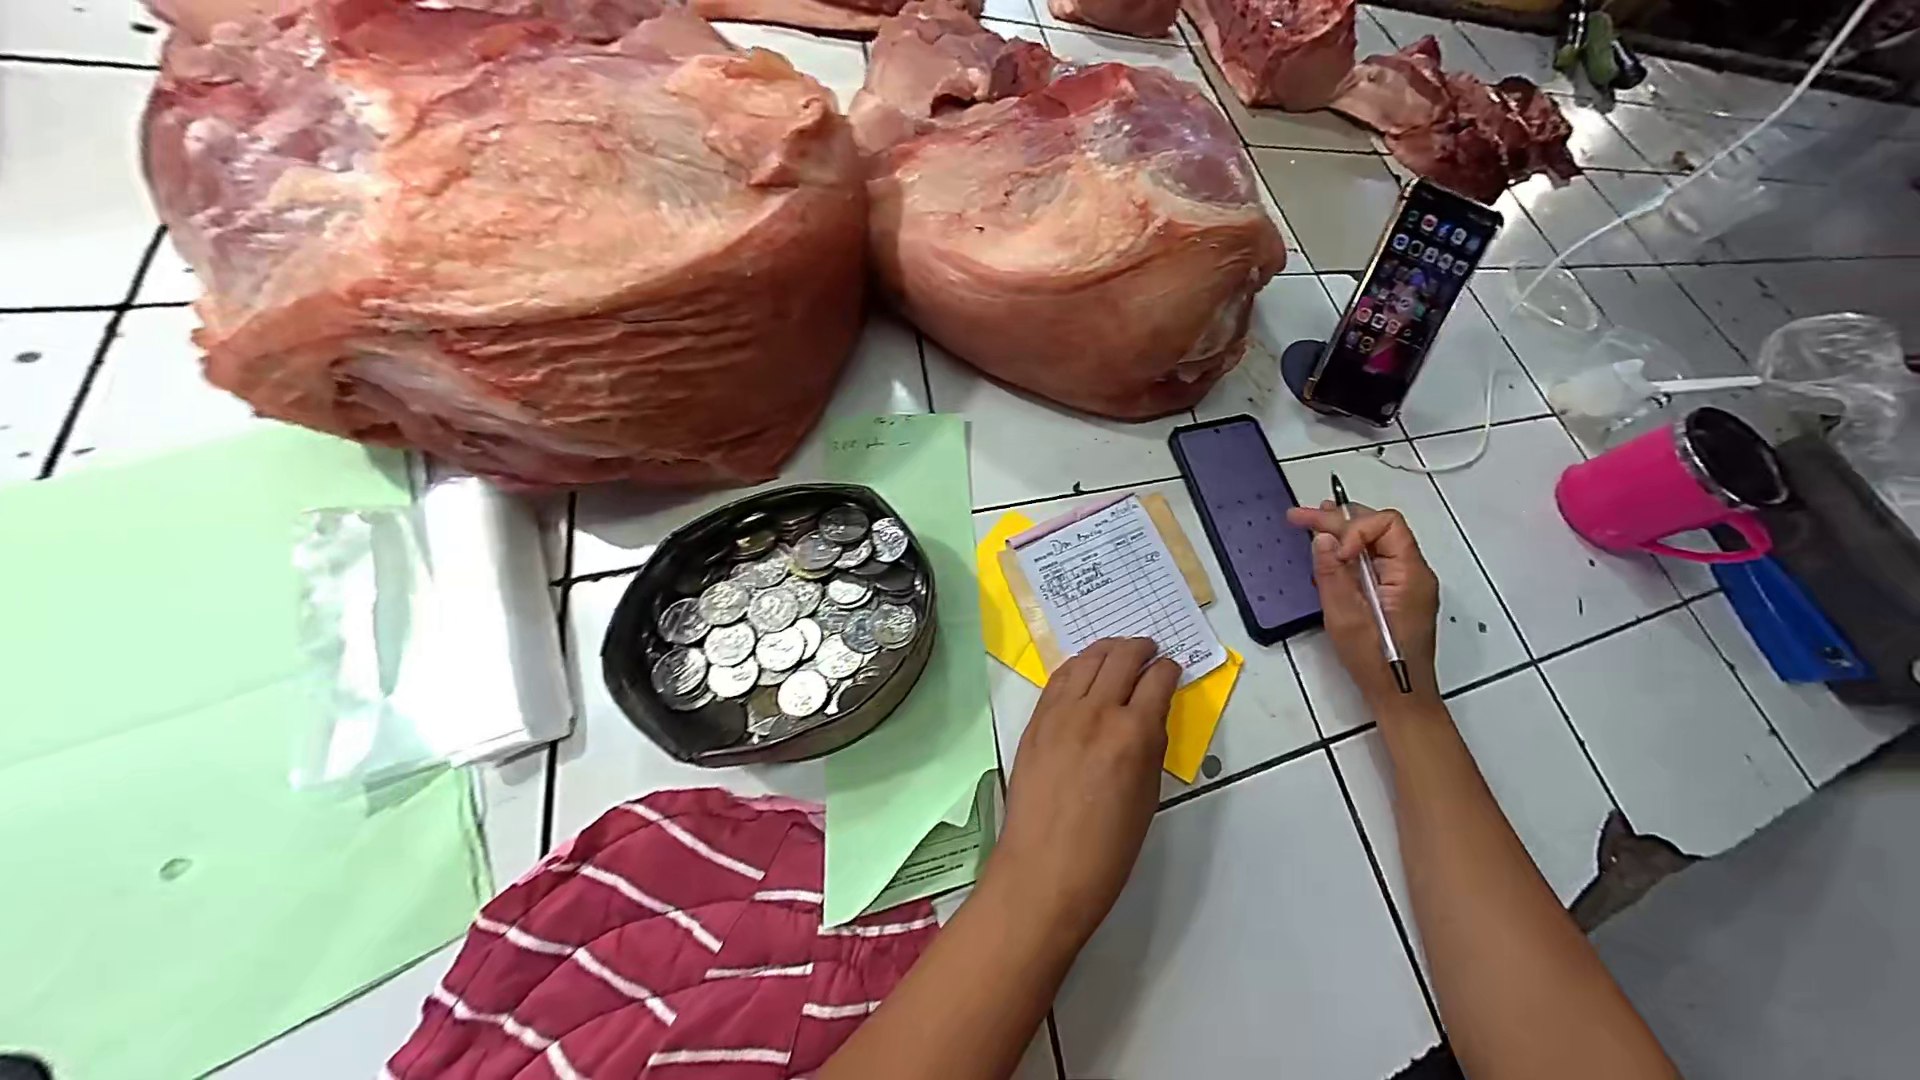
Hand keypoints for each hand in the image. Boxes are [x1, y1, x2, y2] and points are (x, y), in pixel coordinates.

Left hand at [989, 638, 1177, 944]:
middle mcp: (1096, 712)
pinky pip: (1059, 679)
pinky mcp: (1036, 720)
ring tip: (1119, 646)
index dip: (1168, 670)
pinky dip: (1077, 665)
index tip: (1172, 667)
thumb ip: (1150, 747)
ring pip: (1087, 661)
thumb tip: (1149, 717)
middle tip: (1150, 647)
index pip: (1157, 682)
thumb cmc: (1106, 849)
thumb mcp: (1147, 797)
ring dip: (1107, 649)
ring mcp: (1060, 713)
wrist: (1043, 869)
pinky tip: (1084, 666)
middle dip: (1140, 648)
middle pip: (1121, 660)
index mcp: (1133, 734)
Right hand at [1287, 501, 1440, 706]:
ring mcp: (1404, 581)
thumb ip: (1333, 574)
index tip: (1332, 552)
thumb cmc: (1375, 660)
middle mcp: (1412, 572)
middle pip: (1379, 528)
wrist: (1399, 693)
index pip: (1386, 525)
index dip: (1353, 529)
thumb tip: (1323, 537)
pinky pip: (1372, 557)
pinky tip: (1327, 543)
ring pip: (1375, 540)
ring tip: (1310, 519)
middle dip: (1338, 519)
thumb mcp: (1346, 617)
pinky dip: (1348, 546)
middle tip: (1299, 517)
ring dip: (1342, 528)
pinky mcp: (1393, 591)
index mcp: (1410, 574)